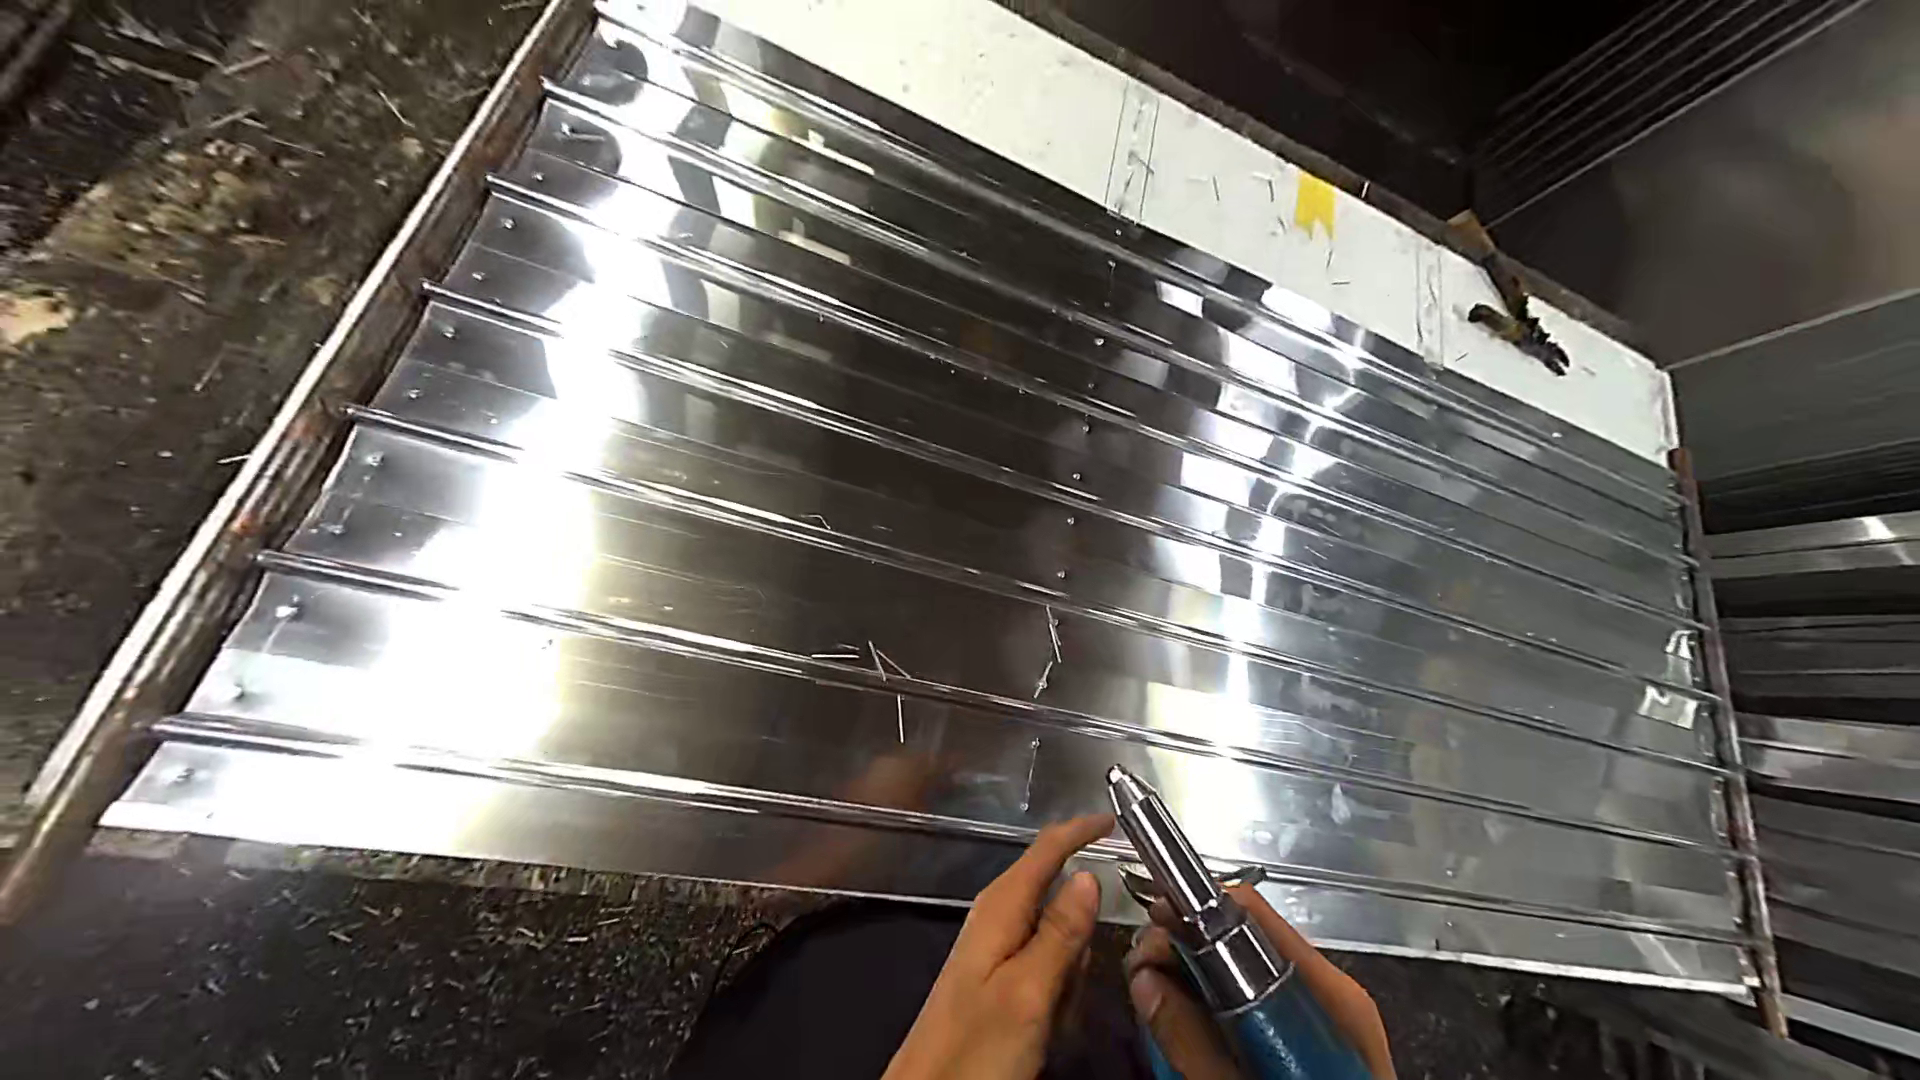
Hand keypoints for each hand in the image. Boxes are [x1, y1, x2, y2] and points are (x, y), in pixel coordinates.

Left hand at [882, 813, 1115, 1079]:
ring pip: (1058, 940)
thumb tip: (1089, 874)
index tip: (1113, 819)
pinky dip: (1056, 995)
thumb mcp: (1028, 991)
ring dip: (1067, 977)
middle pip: (1060, 898)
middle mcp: (999, 912)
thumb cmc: (977, 1045)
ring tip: (1049, 1020)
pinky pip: (1048, 969)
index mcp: (1002, 904)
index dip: (1079, 830)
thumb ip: (1060, 931)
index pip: (1046, 849)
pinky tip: (1043, 1028)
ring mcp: (998, 942)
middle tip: (1065, 994)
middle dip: (1077, 942)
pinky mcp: (1001, 972)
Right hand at [1125, 884, 1395, 1078]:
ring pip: (1232, 974)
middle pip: (1235, 940)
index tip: (1154, 926)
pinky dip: (1204, 1010)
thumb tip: (1143, 981)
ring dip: (1184, 981)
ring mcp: (1310, 1020)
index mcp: (1329, 994)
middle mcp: (1322, 995)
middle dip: (1180, 949)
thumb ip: (1192, 1040)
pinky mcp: (1293, 1044)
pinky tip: (1181, 1033)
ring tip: (1152, 1002)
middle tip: (1141, 971)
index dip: (1194, 909)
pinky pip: (1239, 1007)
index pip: (1251, 911)